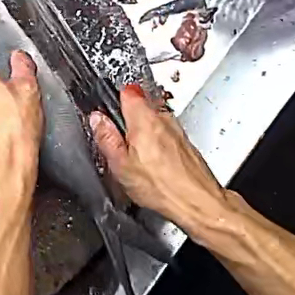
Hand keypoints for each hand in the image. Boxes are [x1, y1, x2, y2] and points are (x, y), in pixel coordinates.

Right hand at [88, 84, 226, 229]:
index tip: (108, 112)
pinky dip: (157, 145)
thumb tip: (97, 120)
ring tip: (137, 158)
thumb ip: (106, 137)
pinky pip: (165, 135)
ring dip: (143, 134)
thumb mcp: (120, 164)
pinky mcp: (185, 143)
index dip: (115, 99)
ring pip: (153, 122)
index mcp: (144, 118)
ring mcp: (176, 130)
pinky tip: (153, 165)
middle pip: (141, 106)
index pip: (128, 91)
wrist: (197, 202)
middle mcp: (163, 118)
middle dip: (128, 120)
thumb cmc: (162, 186)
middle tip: (120, 143)